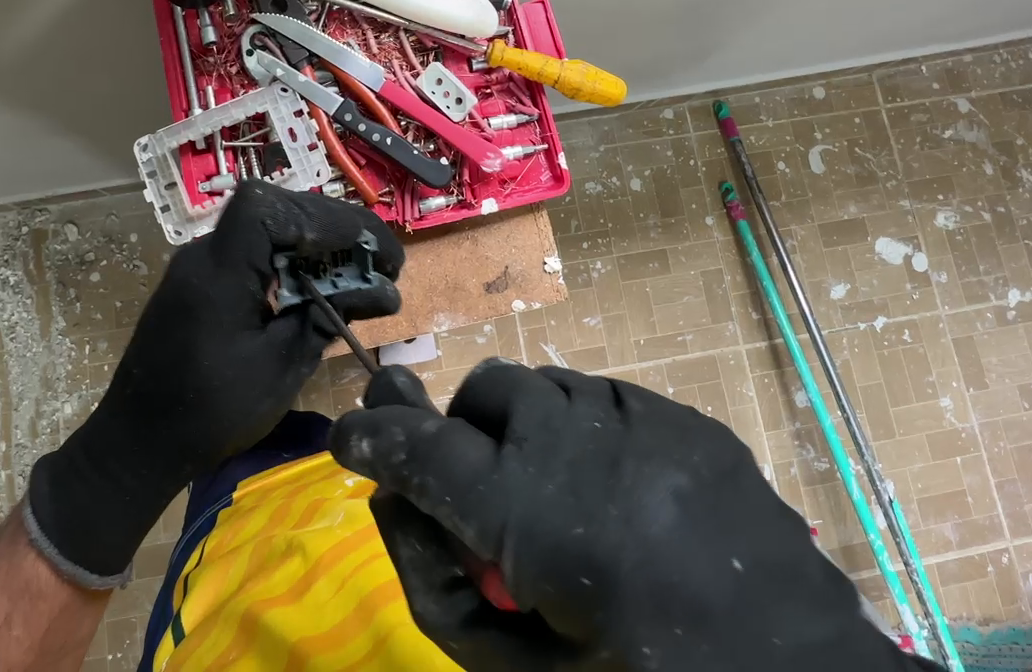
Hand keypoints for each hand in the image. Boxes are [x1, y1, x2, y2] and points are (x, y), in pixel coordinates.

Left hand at [24, 181, 402, 587]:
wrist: (137, 445)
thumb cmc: (210, 413)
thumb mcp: (280, 368)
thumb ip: (327, 318)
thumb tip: (383, 291)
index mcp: (219, 270)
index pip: (268, 207)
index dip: (324, 217)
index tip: (366, 249)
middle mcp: (205, 255)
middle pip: (275, 210)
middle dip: (333, 229)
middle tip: (381, 260)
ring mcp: (200, 266)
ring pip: (267, 229)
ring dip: (317, 244)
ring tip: (362, 271)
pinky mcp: (202, 284)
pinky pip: (253, 253)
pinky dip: (293, 261)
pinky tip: (322, 287)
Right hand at [331, 361, 917, 671]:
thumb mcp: (519, 668)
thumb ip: (436, 585)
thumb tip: (391, 502)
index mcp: (524, 510)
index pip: (419, 447)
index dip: (373, 436)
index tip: (350, 437)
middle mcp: (572, 439)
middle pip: (485, 391)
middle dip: (465, 431)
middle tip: (483, 489)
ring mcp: (634, 416)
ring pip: (545, 387)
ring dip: (527, 428)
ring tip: (560, 493)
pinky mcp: (681, 416)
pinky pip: (605, 398)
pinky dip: (586, 430)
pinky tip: (620, 490)